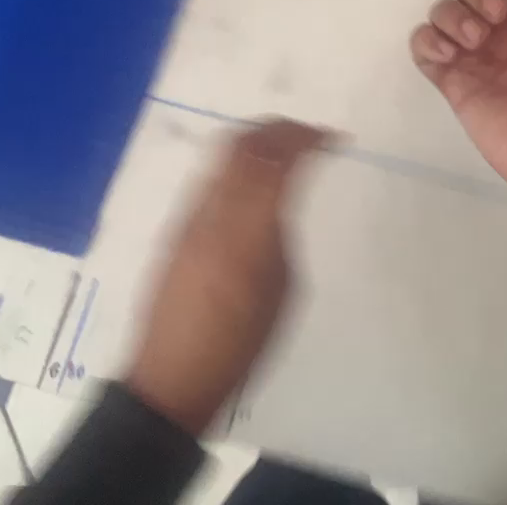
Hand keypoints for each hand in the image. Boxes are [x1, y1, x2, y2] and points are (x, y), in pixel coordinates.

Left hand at [123, 120, 325, 434]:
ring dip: (259, 138)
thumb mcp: (283, 288)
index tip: (335, 140)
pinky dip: (238, 161)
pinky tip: (254, 178)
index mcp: (251, 232)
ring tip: (285, 147)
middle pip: (247, 143)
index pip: (280, 161)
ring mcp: (190, 216)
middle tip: (310, 135)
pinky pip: (210, 174)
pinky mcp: (175, 226)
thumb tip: (281, 199)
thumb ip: (281, 233)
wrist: (171, 378)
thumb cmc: (241, 344)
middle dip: (283, 128)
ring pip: (224, 152)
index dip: (309, 139)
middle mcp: (216, 213)